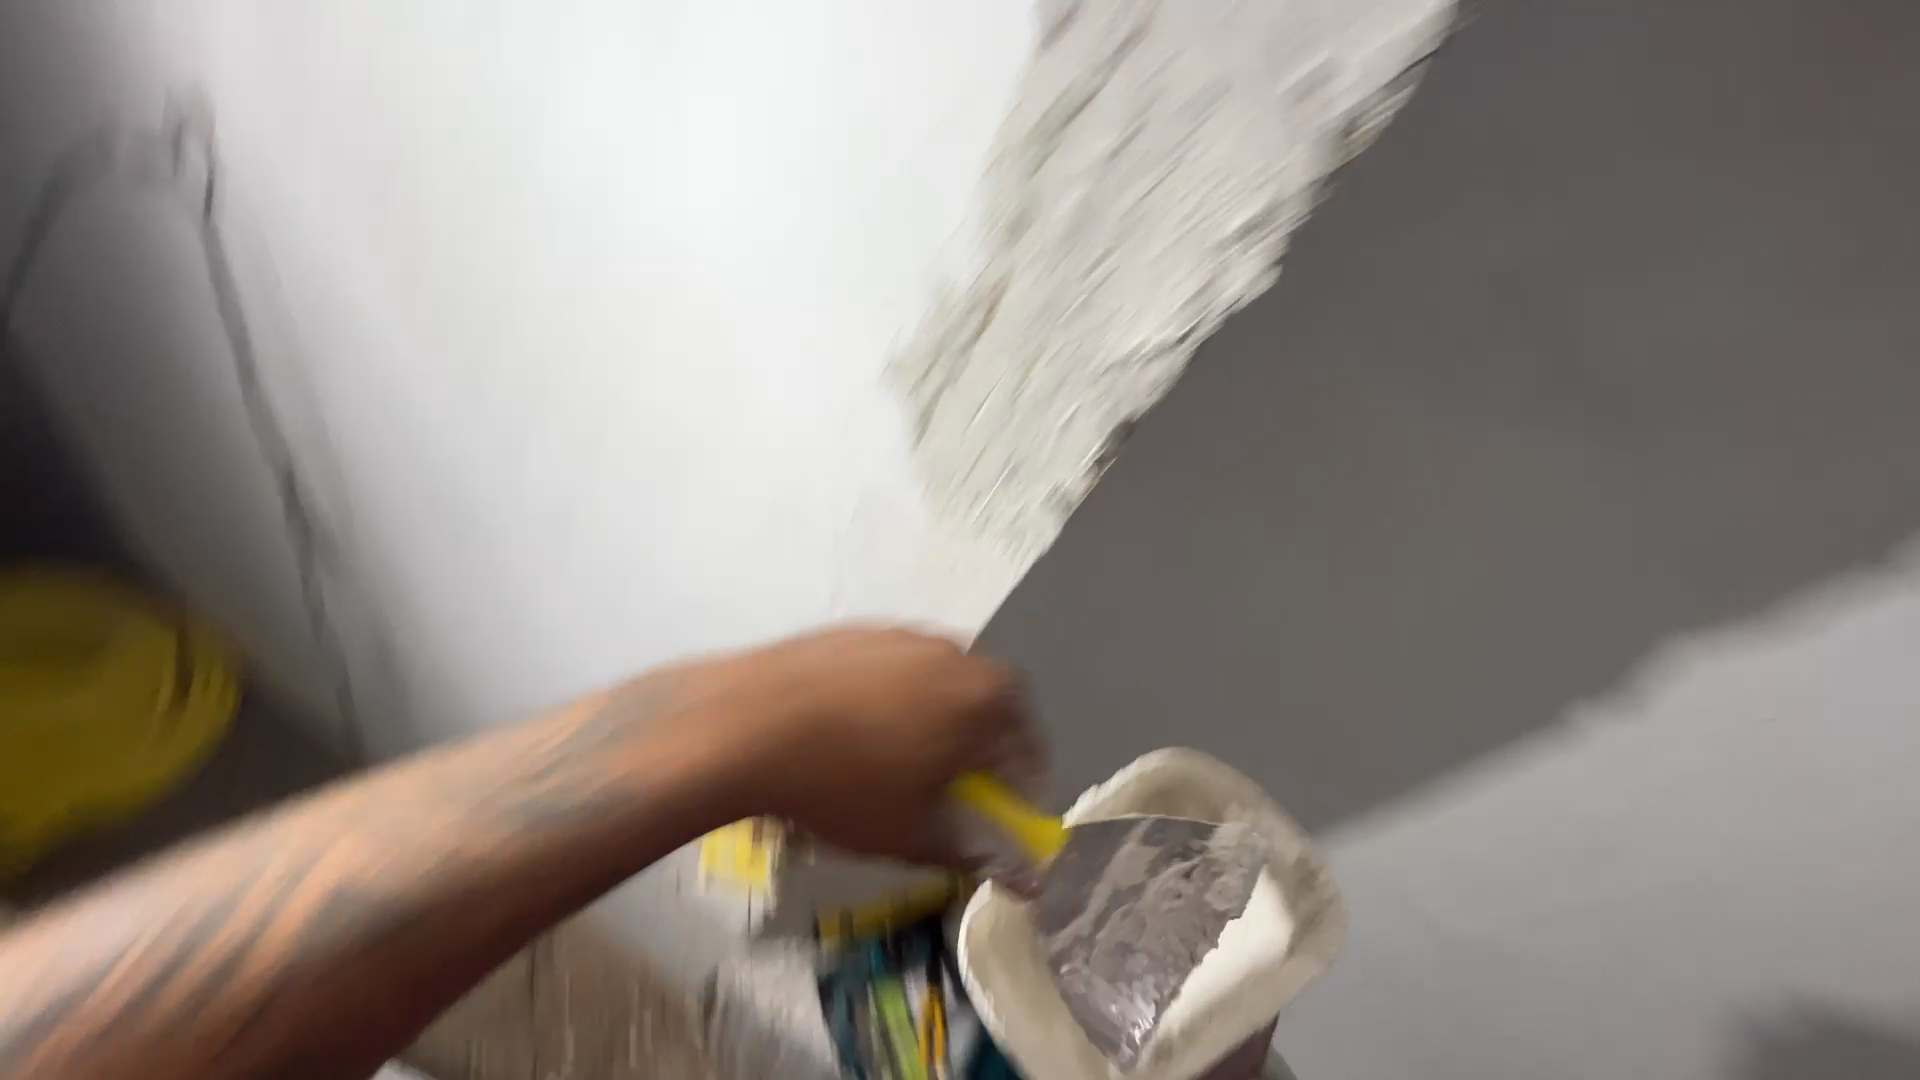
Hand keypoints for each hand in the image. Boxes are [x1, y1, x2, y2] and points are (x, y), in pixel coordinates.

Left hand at [690, 626, 1044, 866]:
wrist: (745, 723)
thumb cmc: (843, 785)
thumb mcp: (912, 834)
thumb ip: (974, 853)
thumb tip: (1024, 879)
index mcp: (981, 698)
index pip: (1027, 742)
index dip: (1022, 781)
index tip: (1005, 808)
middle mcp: (951, 652)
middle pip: (985, 701)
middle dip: (980, 742)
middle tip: (956, 781)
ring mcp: (899, 635)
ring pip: (936, 679)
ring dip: (935, 715)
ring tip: (899, 755)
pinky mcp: (854, 630)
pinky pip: (891, 668)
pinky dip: (890, 696)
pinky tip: (852, 729)